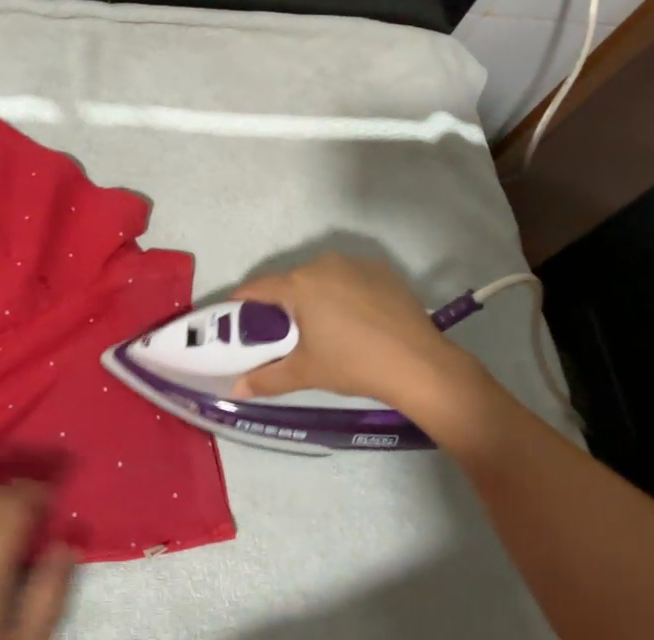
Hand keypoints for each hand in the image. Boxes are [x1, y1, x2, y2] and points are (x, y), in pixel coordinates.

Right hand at [228, 252, 477, 413]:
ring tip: (321, 329)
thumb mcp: (305, 373)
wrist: (418, 363)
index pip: (257, 288)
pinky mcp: (381, 271)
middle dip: (281, 305)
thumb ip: (266, 378)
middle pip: (290, 282)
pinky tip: (355, 322)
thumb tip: (236, 389)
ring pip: (322, 278)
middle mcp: (323, 264)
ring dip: (314, 298)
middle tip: (281, 335)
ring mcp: (355, 264)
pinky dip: (344, 295)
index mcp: (299, 284)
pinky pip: (350, 279)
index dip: (242, 304)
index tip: (235, 320)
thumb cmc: (353, 364)